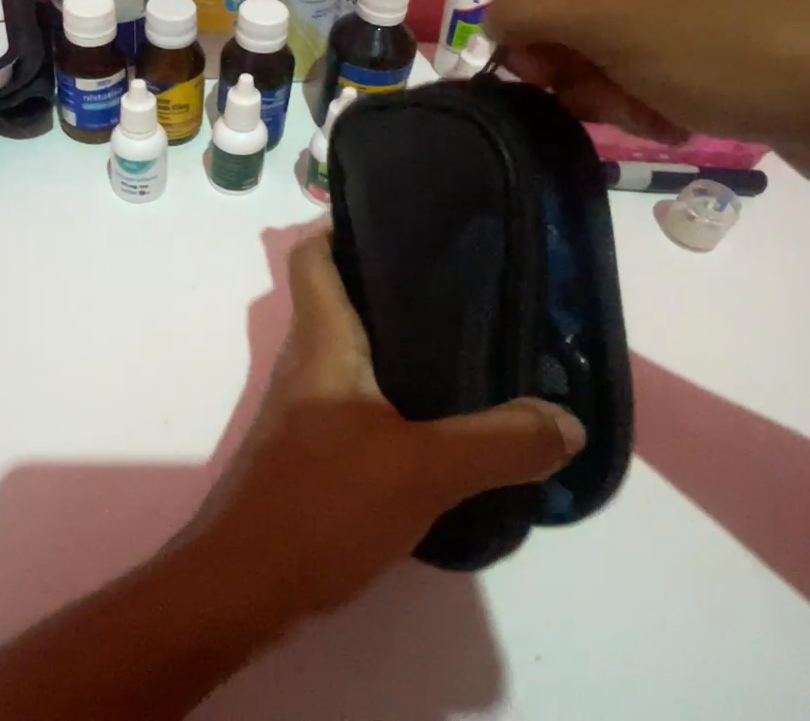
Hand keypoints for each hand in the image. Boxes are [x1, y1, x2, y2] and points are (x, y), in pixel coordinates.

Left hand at [181, 233, 585, 617]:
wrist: (242, 589)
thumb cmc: (320, 505)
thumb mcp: (424, 469)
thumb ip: (500, 441)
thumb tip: (567, 421)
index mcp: (322, 344)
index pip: (313, 258)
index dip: (343, 227)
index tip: (399, 221)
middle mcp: (305, 367)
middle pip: (339, 302)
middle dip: (391, 288)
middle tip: (462, 288)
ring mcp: (301, 415)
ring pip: (350, 358)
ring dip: (395, 349)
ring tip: (464, 352)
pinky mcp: (307, 457)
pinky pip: (354, 407)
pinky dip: (391, 402)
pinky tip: (437, 427)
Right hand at [485, 0, 809, 180]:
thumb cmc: (744, 45)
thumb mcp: (618, 20)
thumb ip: (529, 7)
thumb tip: (491, 18)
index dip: (530, 36)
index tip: (554, 83)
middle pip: (570, 16)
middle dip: (583, 71)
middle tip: (619, 99)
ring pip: (608, 52)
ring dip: (617, 94)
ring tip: (661, 113)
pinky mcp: (725, 36)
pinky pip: (653, 69)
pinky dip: (654, 101)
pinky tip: (685, 118)